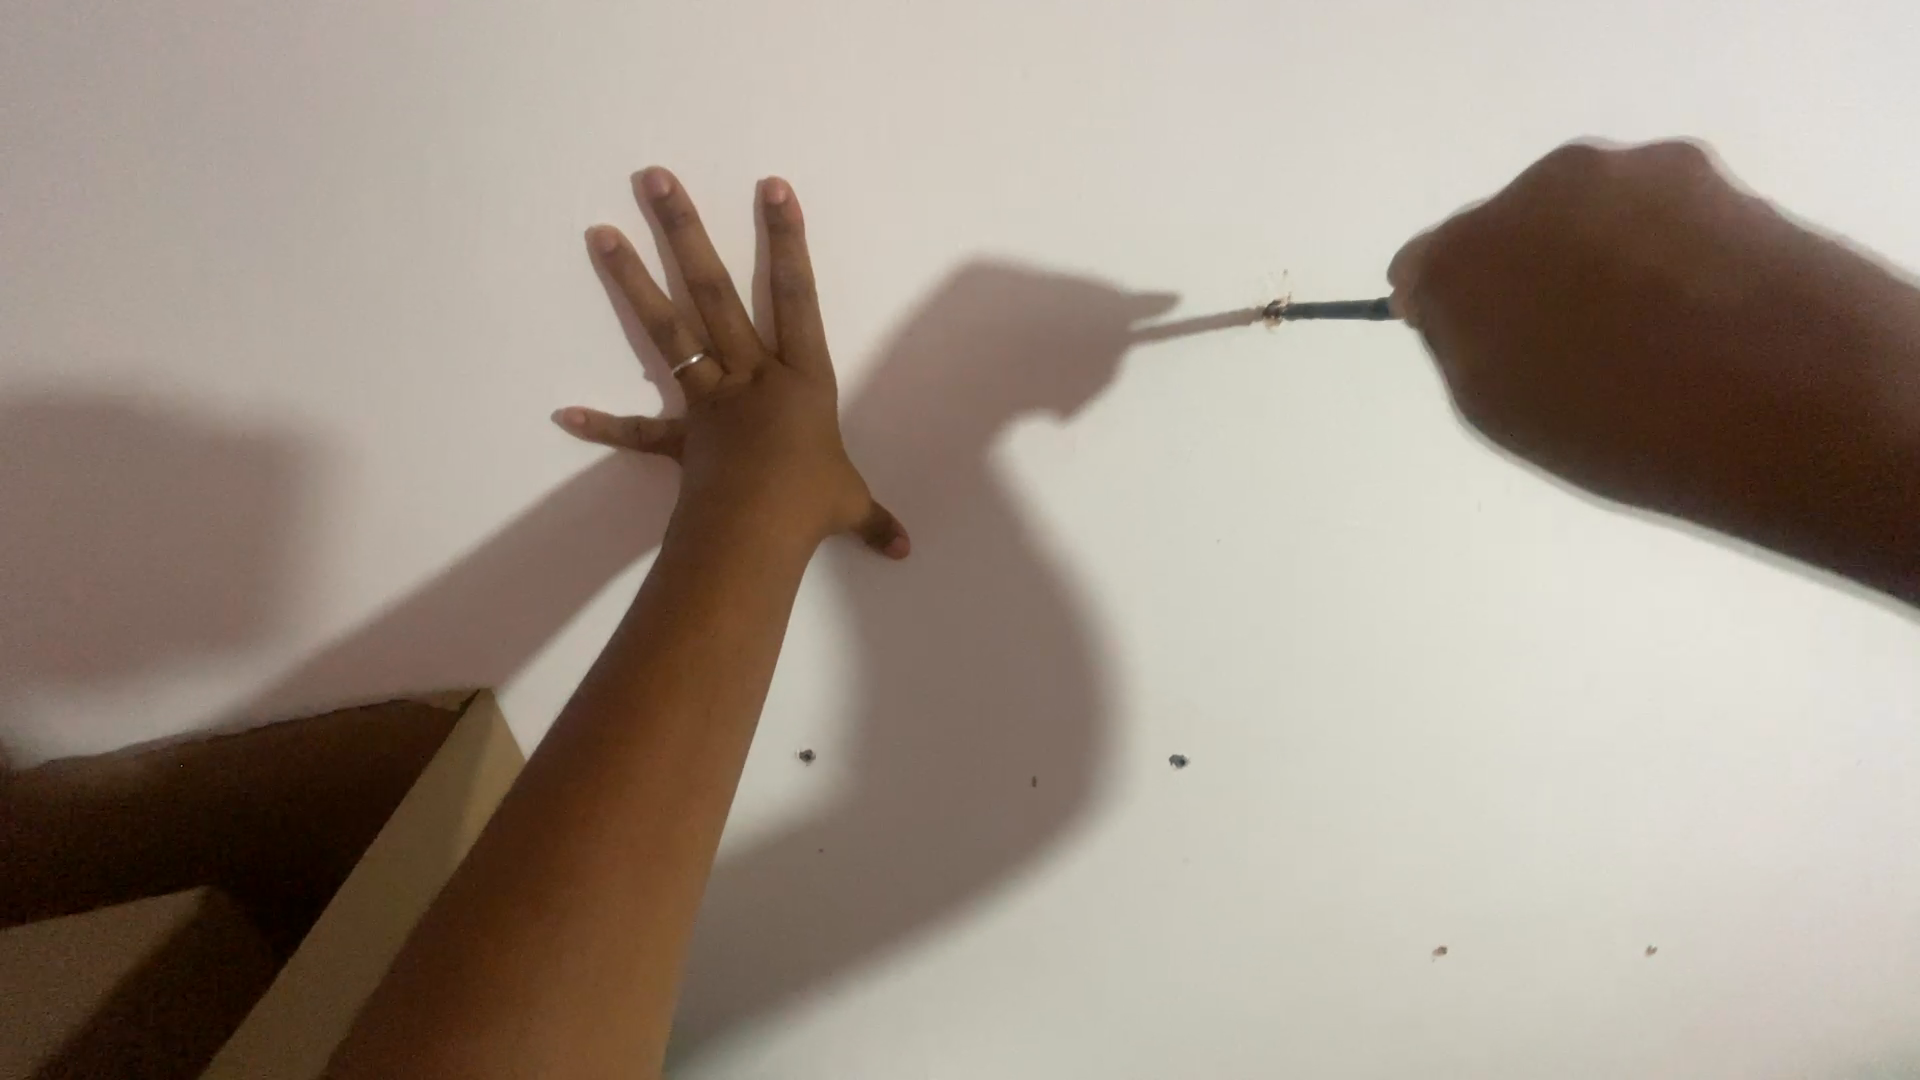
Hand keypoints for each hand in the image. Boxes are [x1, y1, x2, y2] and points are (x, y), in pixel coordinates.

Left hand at [555, 168, 908, 558]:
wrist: (757, 530)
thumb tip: (905, 551)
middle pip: (716, 293)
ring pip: (671, 332)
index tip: (772, 189)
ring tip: (601, 231)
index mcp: (801, 381)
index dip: (788, 243)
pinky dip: (605, 425)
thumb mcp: (852, 506)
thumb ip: (876, 522)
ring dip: (634, 282)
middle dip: (686, 233)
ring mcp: (711, 403)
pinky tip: (565, 414)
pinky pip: (639, 431)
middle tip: (654, 178)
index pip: (797, 299)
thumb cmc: (810, 504)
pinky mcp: (682, 439)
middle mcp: (752, 376)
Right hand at [1388, 141, 1919, 546]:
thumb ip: (1455, 338)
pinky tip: (1677, 308)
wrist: (1791, 402)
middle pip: (1495, 232)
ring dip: (1580, 260)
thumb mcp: (1485, 402)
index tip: (1472, 346)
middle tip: (1553, 344)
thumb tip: (1454, 302)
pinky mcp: (1710, 175)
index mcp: (1460, 253)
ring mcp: (1627, 174)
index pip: (1418, 267)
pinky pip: (1642, 213)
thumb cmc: (1603, 422)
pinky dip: (1645, 251)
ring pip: (1571, 218)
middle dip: (1510, 277)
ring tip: (1628, 330)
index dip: (1439, 308)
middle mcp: (1534, 191)